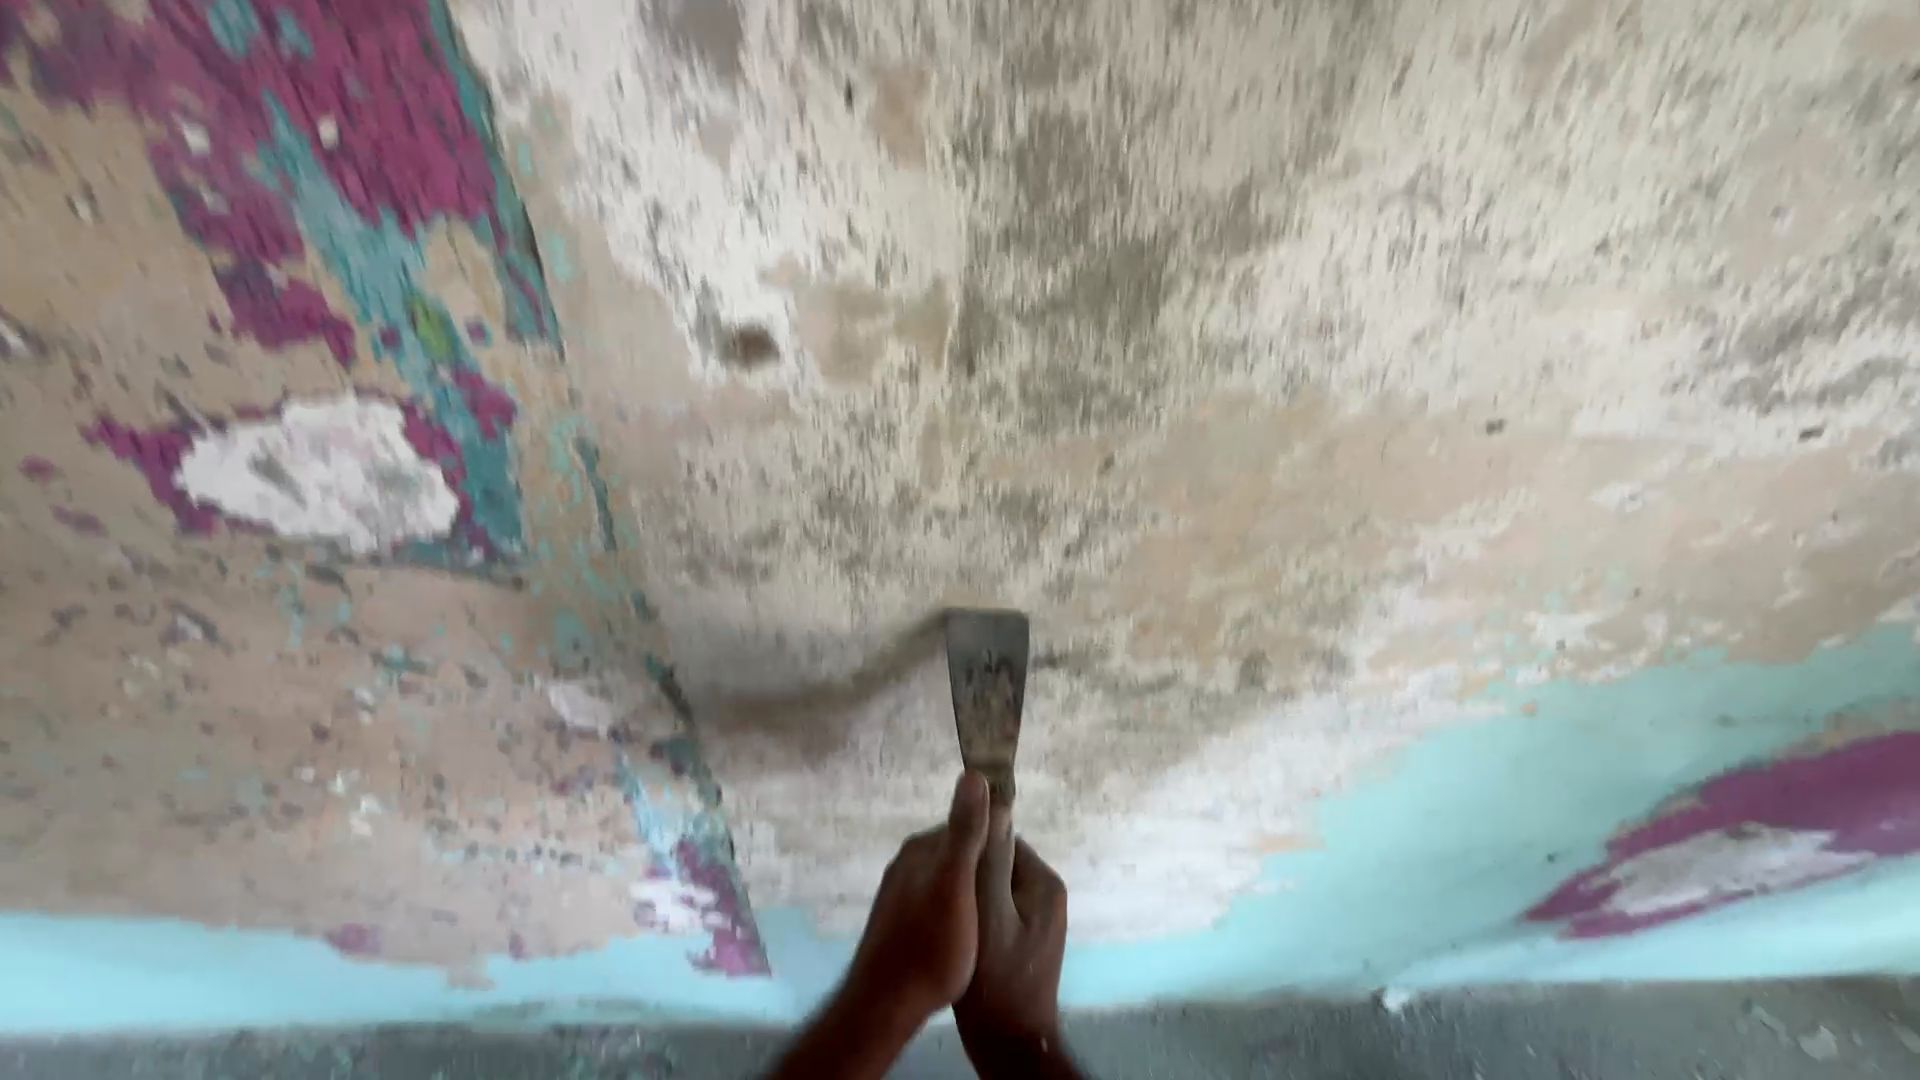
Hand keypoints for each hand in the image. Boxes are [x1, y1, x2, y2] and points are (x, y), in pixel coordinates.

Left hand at [842, 771, 992, 1022]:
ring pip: (947, 881)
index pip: (967, 827)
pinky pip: (935, 904)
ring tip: (988, 923)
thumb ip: (966, 830)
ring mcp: (899, 894)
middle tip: (1005, 901)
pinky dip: (954, 912)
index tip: (1014, 872)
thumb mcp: (957, 884)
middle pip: (957, 853)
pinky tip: (964, 937)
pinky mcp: (898, 921)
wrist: (884, 1006)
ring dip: (969, 893)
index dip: (994, 844)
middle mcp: (906, 864)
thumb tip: (975, 774)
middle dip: (982, 868)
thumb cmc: (931, 946)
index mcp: (921, 849)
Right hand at [956, 812, 1068, 1066]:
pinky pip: (995, 909)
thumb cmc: (996, 981)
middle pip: (996, 861)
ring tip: (948, 919)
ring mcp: (1037, 916)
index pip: (999, 839)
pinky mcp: (1025, 937)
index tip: (944, 873)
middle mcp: (1045, 892)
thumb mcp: (987, 913)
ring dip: (969, 897)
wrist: (1009, 1045)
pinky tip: (957, 935)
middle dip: (969, 874)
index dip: (968, 850)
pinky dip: (975, 916)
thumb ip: (990, 860)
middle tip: (942, 900)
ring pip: (992, 886)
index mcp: (1043, 881)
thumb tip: (993, 800)